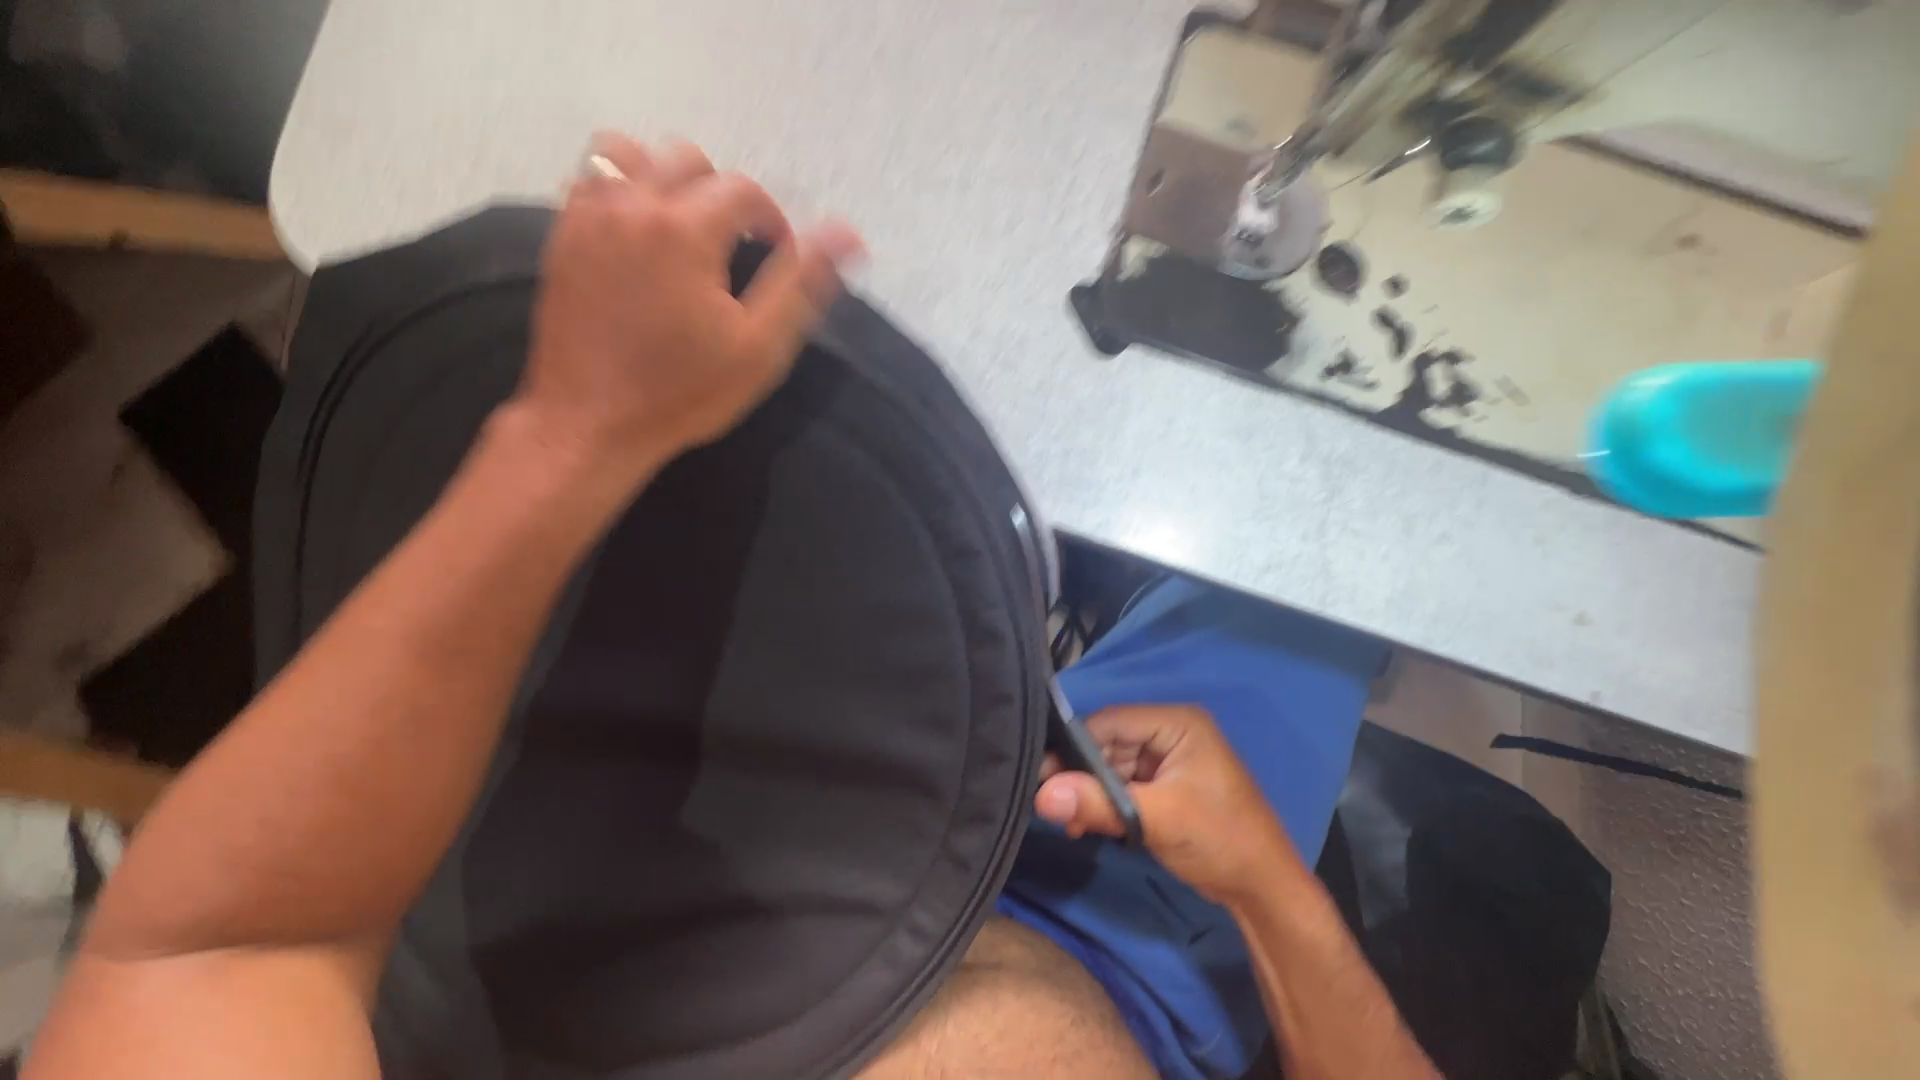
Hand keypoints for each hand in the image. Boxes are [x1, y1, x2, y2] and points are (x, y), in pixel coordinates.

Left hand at [514, 134, 864, 479]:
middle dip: (722, 194)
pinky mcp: (561, 236)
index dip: (772, 221)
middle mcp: (633, 205)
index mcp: (686, 229)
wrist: (588, 423)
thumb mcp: (759, 349)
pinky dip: (621, 191)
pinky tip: (639, 238)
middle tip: (733, 248)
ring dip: (664, 178)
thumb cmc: (681, 392)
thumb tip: (849, 234)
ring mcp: (587, 216)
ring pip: (628, 154)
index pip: (744, 190)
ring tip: (681, 229)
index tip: (778, 260)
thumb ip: (802, 283)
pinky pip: (590, 181)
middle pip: (688, 159)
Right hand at [1035, 705, 1296, 903]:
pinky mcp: (1163, 788)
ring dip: (1089, 795)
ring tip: (1070, 825)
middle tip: (1053, 807)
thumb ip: (1099, 803)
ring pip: (1110, 768)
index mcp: (1176, 723)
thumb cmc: (1220, 840)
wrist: (1263, 890)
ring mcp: (1166, 762)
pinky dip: (1103, 805)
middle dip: (1080, 776)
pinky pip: (1121, 787)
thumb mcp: (1157, 819)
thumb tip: (1041, 795)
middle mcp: (1169, 734)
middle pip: (1106, 744)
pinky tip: (1085, 826)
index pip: (1109, 722)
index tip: (1043, 777)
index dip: (1073, 747)